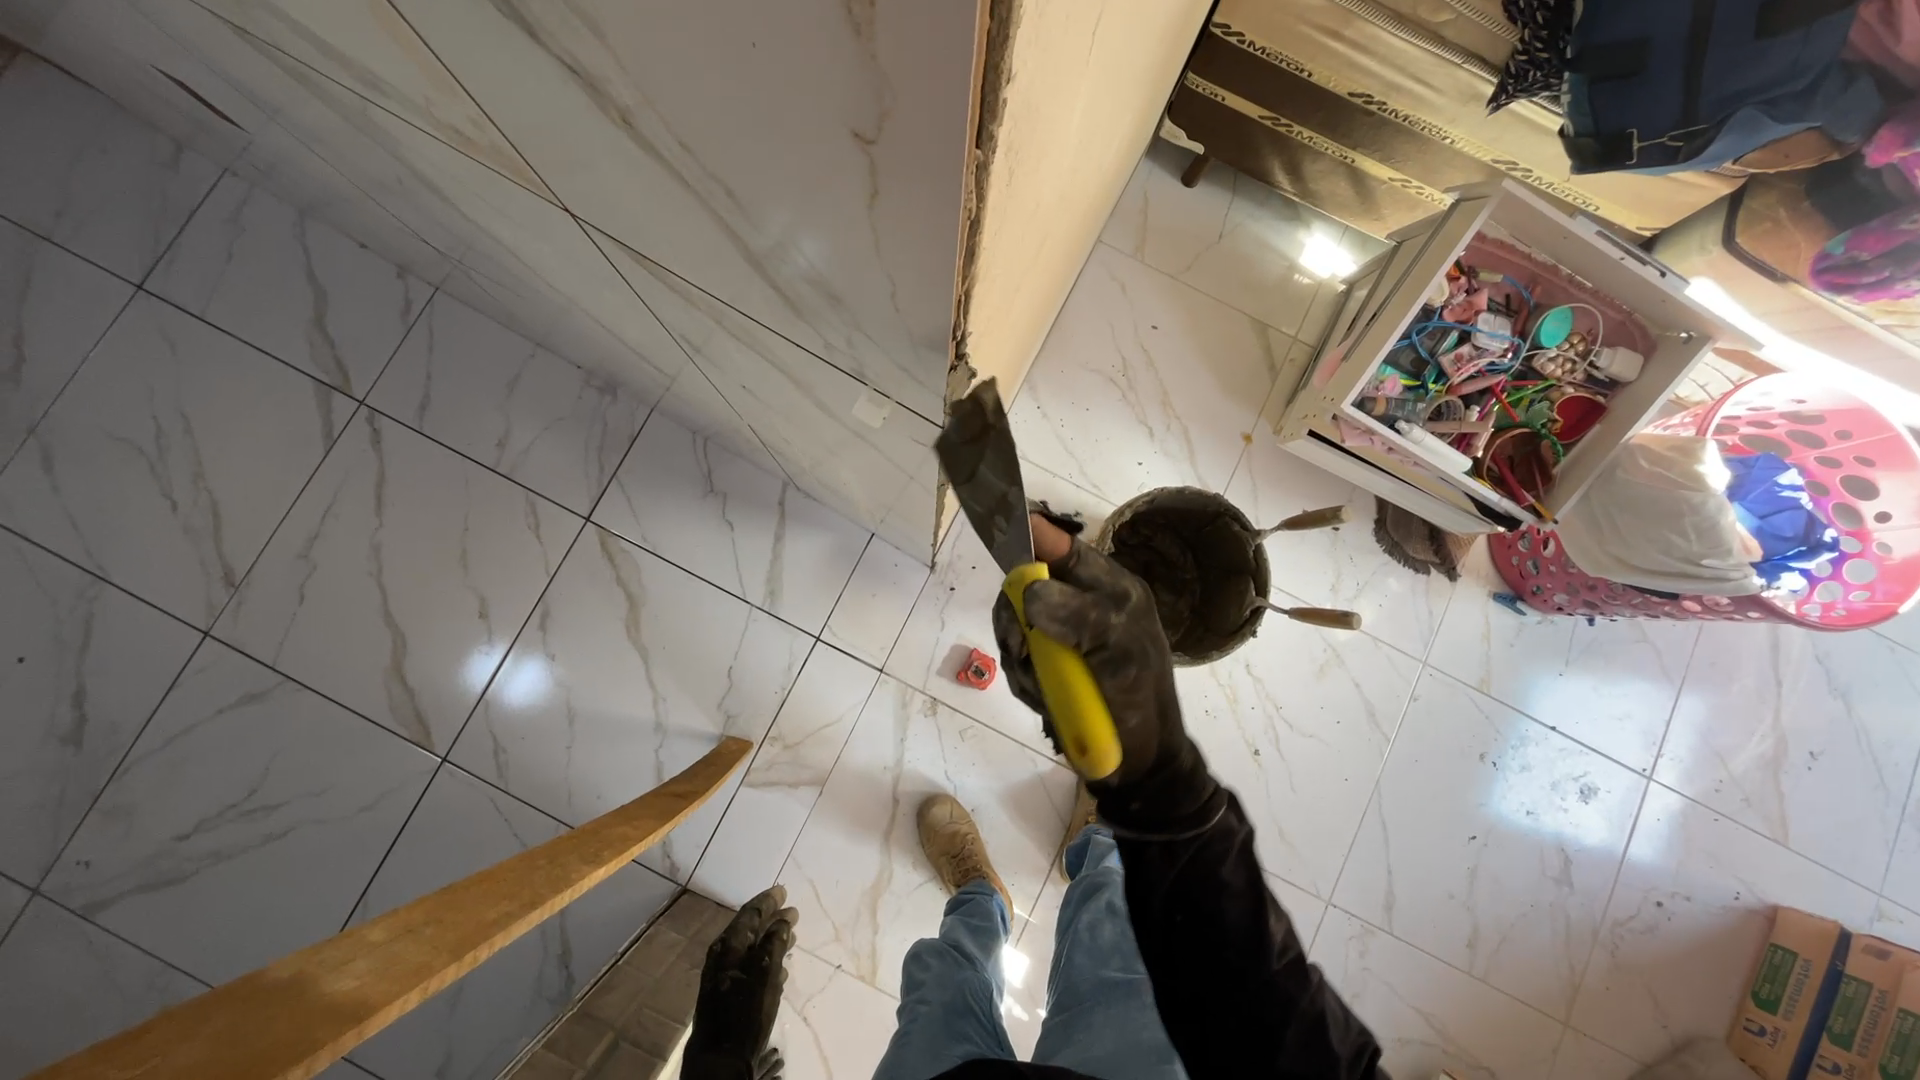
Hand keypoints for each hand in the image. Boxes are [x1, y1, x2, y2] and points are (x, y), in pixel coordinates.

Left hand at [682, 887, 796, 1079]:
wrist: (720, 1058)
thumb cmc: (745, 1012)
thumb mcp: (765, 975)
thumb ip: (773, 945)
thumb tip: (782, 920)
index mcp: (729, 946)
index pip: (750, 914)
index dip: (767, 901)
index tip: (783, 891)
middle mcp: (722, 956)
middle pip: (749, 930)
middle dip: (771, 920)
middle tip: (792, 912)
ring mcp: (722, 976)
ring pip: (750, 950)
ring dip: (770, 941)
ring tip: (791, 938)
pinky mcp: (725, 995)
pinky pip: (748, 968)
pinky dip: (764, 962)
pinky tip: (780, 972)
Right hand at [991, 514, 1188, 792]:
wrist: (1139, 763)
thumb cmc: (1140, 699)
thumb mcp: (1120, 651)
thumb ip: (1078, 615)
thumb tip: (1028, 592)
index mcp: (1109, 588)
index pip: (1062, 548)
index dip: (1031, 538)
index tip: (1001, 536)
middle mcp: (1081, 605)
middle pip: (1024, 586)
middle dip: (1016, 616)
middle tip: (1021, 645)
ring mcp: (1060, 637)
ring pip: (1013, 625)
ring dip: (1021, 657)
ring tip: (1045, 684)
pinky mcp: (1045, 667)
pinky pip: (1015, 661)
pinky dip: (1024, 681)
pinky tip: (1045, 698)